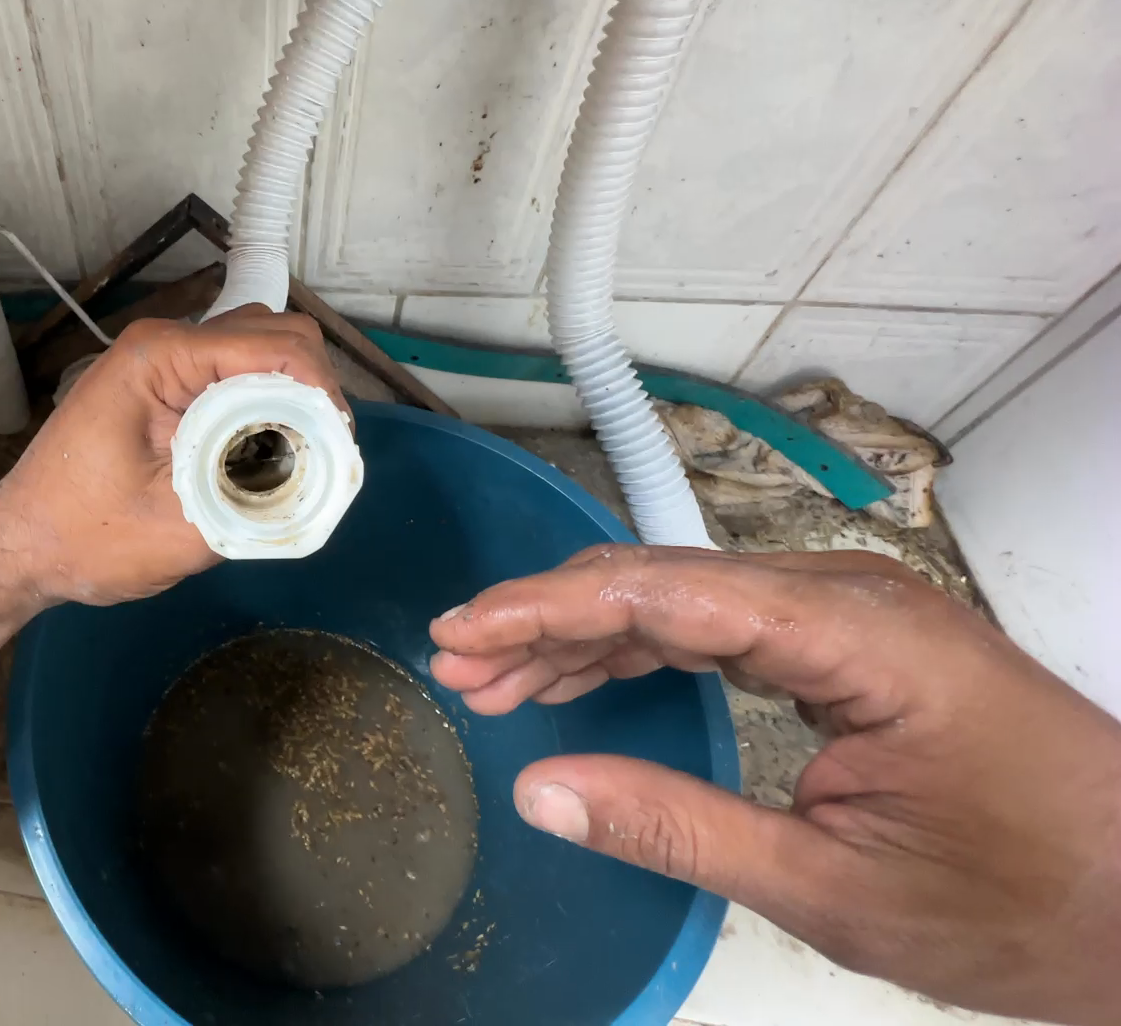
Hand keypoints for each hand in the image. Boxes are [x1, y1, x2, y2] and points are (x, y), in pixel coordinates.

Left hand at [0, 305, 343, 691]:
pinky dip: (259, 404)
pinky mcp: (158, 388)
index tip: (337, 445)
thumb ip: (258, 498)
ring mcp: (157, 364)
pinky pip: (228, 378)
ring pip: (252, 352)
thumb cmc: (84, 537)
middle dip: (311, 387)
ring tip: (301, 451)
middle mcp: (162, 345)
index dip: (321, 390)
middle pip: (269, 333)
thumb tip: (318, 479)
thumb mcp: (180, 526)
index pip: (273, 344)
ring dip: (287, 393)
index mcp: (162, 358)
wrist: (20, 547)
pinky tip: (263, 449)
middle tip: (323, 451)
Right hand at [429, 545, 1120, 1024]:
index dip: (542, 608)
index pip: (656, 591)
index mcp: (852, 635)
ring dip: (567, 638)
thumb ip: (676, 829)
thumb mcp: (841, 894)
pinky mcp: (816, 636)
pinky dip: (616, 652)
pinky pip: (689, 624)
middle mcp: (830, 593)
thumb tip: (535, 791)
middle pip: (643, 581)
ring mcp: (823, 610)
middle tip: (456, 668)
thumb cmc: (1034, 908)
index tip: (458, 635)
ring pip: (656, 597)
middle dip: (537, 622)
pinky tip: (564, 682)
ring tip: (489, 683)